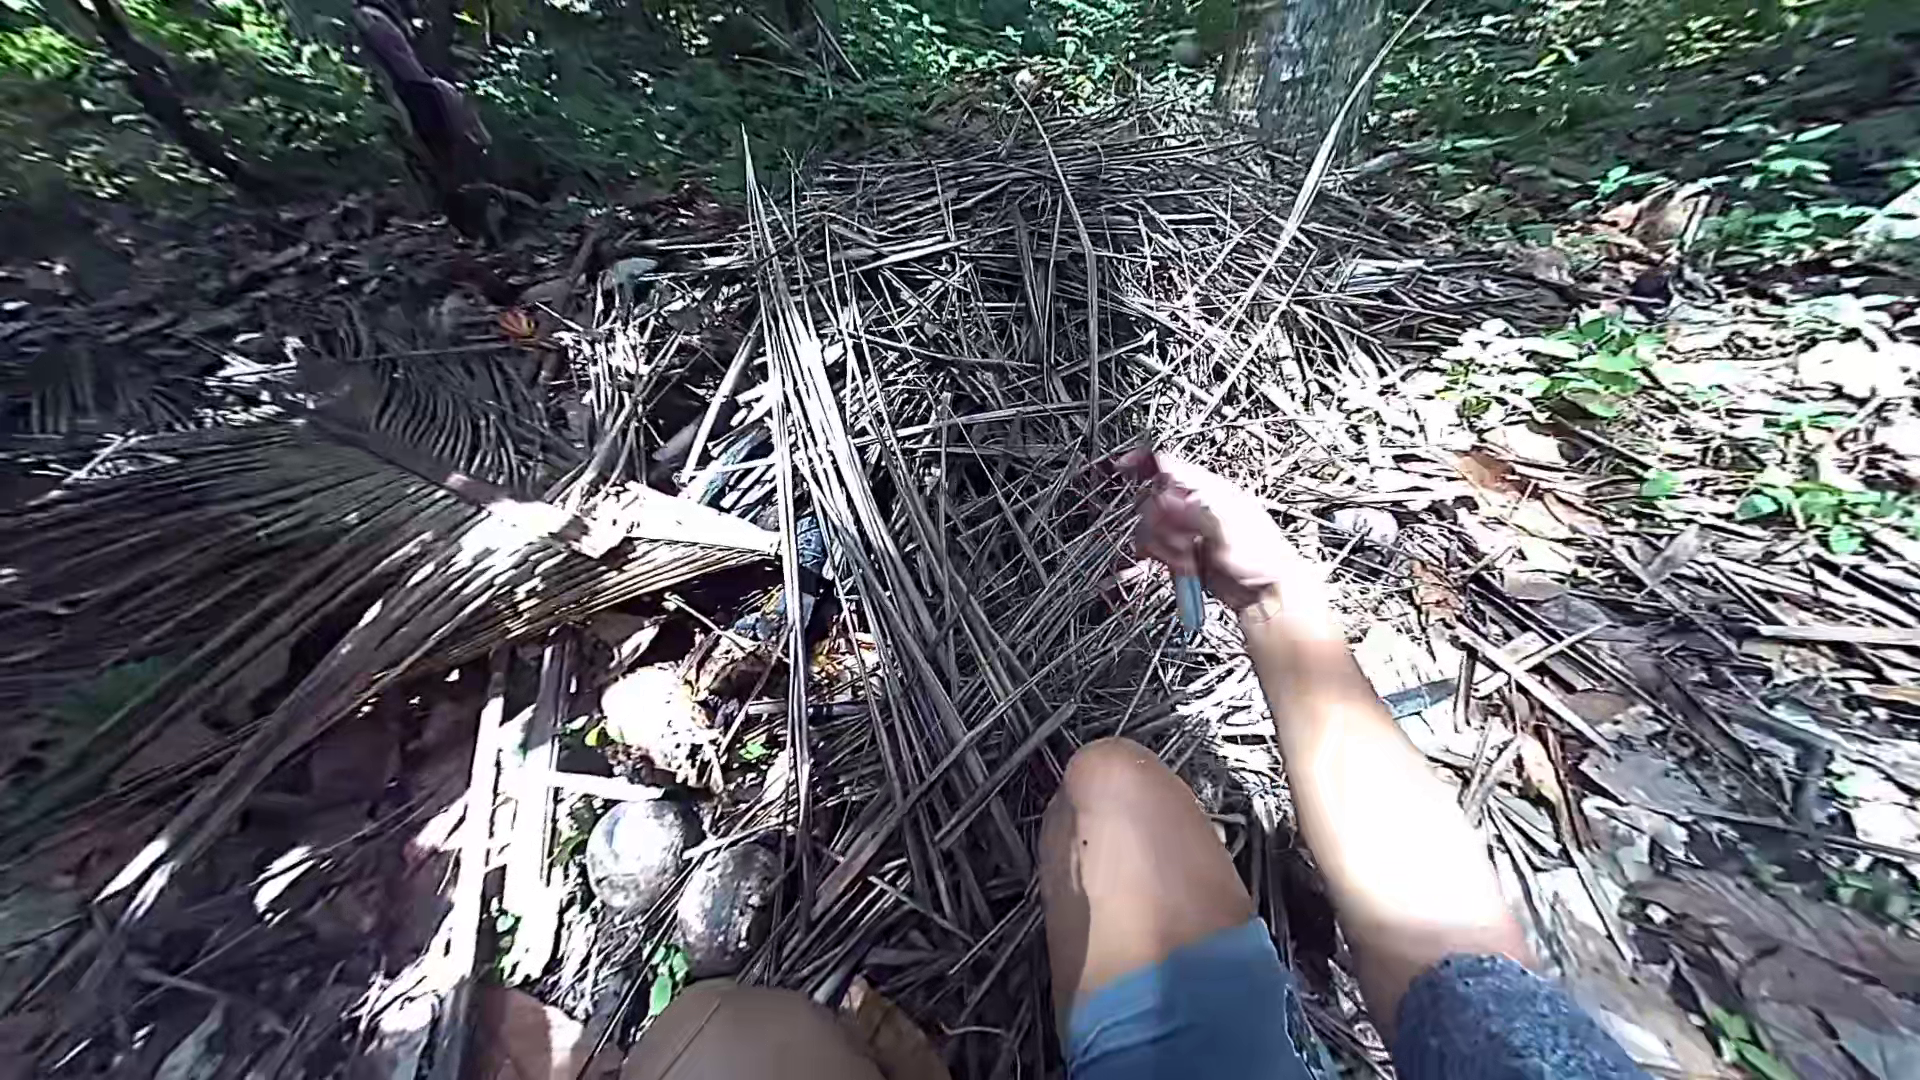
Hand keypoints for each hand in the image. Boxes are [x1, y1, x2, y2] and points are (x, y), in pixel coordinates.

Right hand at [1120, 449, 1329, 621]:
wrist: (1265, 596)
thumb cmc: (1263, 561)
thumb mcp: (1230, 530)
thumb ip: (1196, 511)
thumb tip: (1167, 496)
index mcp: (1212, 490)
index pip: (1170, 466)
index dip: (1145, 463)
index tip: (1124, 466)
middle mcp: (1196, 506)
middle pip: (1152, 500)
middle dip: (1160, 522)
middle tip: (1180, 540)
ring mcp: (1186, 528)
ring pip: (1150, 526)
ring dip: (1163, 545)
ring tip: (1186, 558)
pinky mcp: (1180, 549)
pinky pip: (1153, 546)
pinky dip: (1160, 555)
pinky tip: (1180, 564)